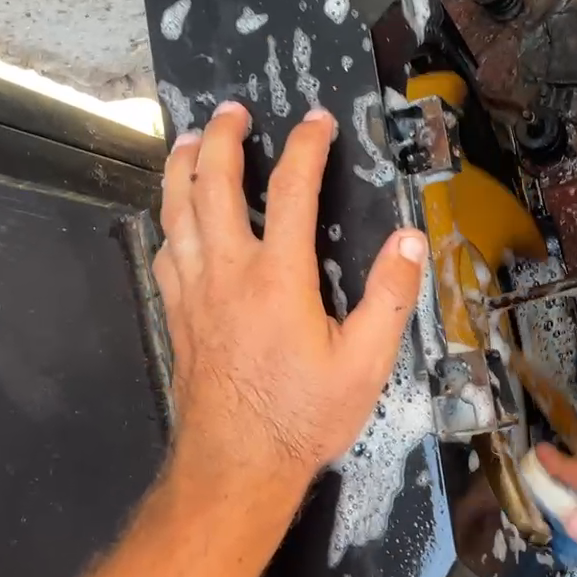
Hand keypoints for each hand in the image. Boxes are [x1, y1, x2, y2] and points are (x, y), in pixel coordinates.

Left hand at [154, 101, 426, 480]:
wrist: (237, 465)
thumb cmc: (305, 414)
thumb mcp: (367, 362)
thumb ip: (391, 295)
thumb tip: (410, 238)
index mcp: (278, 276)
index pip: (291, 190)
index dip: (306, 146)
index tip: (318, 121)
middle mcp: (228, 271)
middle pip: (213, 185)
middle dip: (222, 139)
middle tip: (232, 111)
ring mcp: (194, 291)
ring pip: (177, 211)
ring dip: (181, 167)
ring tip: (188, 139)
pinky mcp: (178, 313)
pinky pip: (166, 249)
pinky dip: (169, 218)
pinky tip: (174, 216)